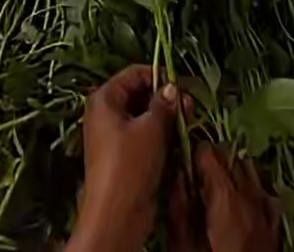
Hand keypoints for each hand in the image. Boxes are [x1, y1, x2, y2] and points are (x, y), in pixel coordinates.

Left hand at [71, 66, 184, 251]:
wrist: (116, 218)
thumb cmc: (130, 166)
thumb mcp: (152, 129)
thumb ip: (164, 104)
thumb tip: (173, 88)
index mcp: (105, 98)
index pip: (134, 74)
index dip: (158, 75)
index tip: (181, 85)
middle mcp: (105, 113)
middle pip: (138, 94)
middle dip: (164, 99)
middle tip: (188, 106)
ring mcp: (113, 136)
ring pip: (143, 117)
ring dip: (165, 118)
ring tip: (187, 122)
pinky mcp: (123, 156)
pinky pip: (143, 136)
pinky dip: (159, 136)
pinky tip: (178, 140)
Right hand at [167, 147, 278, 251]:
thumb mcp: (182, 246)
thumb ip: (177, 206)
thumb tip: (174, 174)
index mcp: (226, 197)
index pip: (208, 152)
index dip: (190, 153)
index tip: (179, 163)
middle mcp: (250, 196)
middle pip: (229, 156)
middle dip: (210, 159)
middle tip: (191, 176)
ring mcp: (266, 211)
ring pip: (249, 169)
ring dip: (231, 170)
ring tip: (213, 187)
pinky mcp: (274, 228)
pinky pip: (264, 194)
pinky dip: (252, 188)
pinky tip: (240, 201)